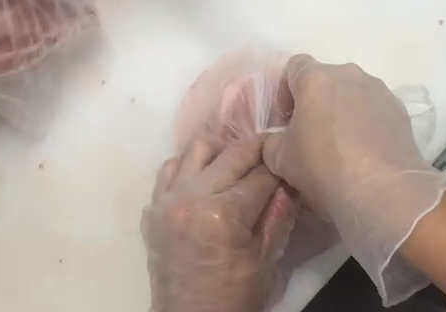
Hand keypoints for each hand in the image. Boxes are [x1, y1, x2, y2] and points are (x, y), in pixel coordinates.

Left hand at [144, 135, 280, 311]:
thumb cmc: (234, 299)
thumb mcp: (267, 261)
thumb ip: (280, 215)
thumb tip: (292, 177)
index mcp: (223, 215)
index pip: (261, 175)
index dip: (279, 166)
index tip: (288, 157)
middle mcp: (192, 198)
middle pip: (232, 154)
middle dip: (256, 150)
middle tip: (269, 151)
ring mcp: (168, 201)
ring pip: (197, 149)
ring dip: (220, 151)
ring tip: (233, 165)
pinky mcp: (153, 209)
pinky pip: (170, 170)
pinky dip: (189, 168)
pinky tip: (204, 181)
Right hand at [262, 55, 445, 304]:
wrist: (383, 190)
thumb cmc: (324, 167)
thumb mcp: (282, 160)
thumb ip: (272, 143)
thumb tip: (277, 141)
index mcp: (315, 78)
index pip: (294, 66)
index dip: (286, 89)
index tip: (286, 118)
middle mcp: (347, 74)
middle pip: (326, 79)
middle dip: (317, 101)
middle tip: (312, 134)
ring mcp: (377, 89)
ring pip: (353, 92)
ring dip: (344, 110)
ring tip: (342, 145)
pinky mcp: (399, 109)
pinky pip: (375, 109)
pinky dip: (368, 123)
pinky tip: (366, 152)